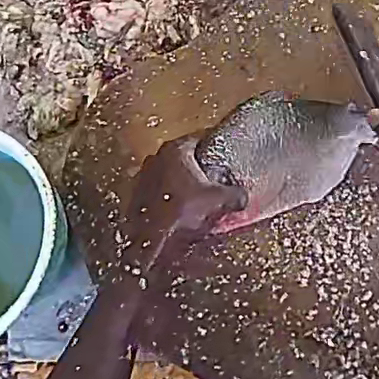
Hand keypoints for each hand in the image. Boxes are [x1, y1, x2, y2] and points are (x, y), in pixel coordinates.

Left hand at [123, 136, 246, 274]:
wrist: (151, 239)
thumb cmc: (183, 210)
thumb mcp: (218, 200)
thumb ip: (235, 195)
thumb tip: (242, 196)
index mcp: (175, 150)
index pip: (198, 138)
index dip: (212, 145)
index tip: (221, 152)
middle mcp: (155, 157)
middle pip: (182, 157)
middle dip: (196, 166)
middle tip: (211, 178)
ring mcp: (143, 176)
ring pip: (168, 174)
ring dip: (180, 183)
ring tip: (194, 197)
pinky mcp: (135, 195)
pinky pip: (158, 191)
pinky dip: (168, 197)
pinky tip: (177, 210)